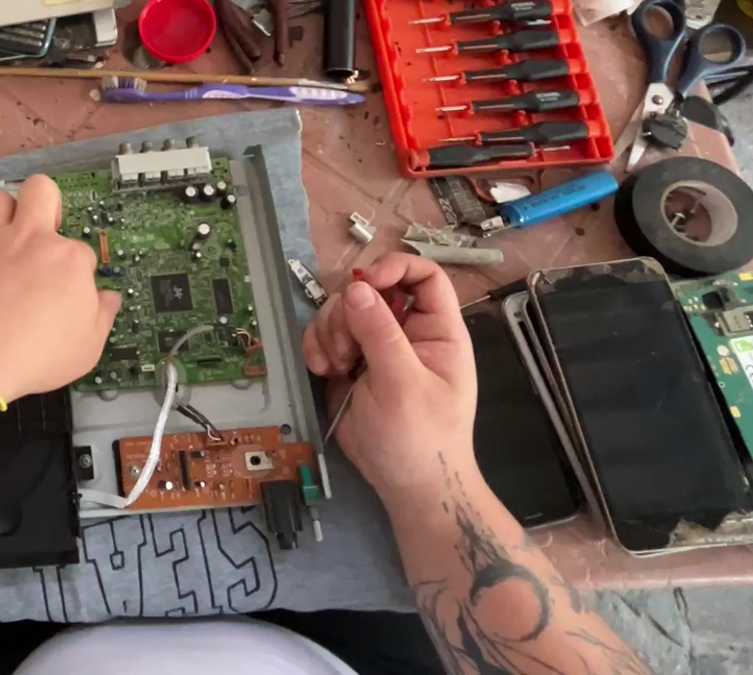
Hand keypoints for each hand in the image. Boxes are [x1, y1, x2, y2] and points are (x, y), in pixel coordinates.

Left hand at [0, 175, 121, 400]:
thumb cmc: (32, 355)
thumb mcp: (87, 348)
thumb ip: (102, 317)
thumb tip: (109, 300)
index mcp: (68, 259)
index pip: (83, 250)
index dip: (79, 272)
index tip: (73, 289)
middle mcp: (32, 239)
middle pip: (42, 190)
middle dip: (47, 201)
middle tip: (46, 229)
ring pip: (0, 198)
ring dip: (7, 211)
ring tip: (11, 236)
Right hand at [300, 253, 476, 506]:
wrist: (403, 485)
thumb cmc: (419, 438)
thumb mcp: (402, 384)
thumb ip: (379, 334)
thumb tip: (355, 288)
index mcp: (436, 331)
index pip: (423, 276)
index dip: (394, 268)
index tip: (364, 282)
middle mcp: (404, 330)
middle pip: (368, 289)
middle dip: (347, 312)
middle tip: (345, 348)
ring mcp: (373, 344)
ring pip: (340, 309)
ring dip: (328, 331)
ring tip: (335, 366)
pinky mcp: (347, 359)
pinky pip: (323, 332)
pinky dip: (316, 346)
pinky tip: (321, 370)